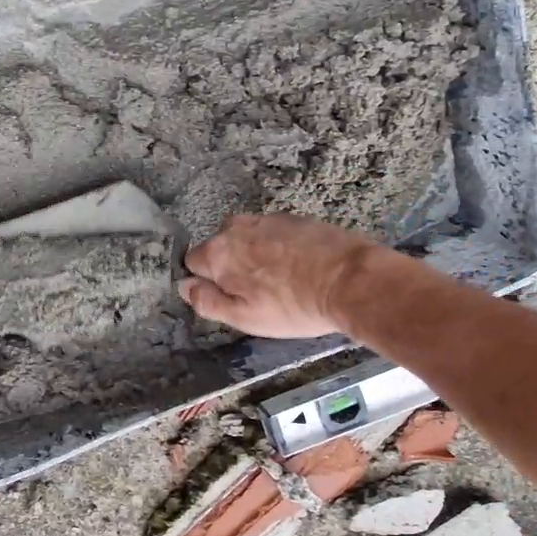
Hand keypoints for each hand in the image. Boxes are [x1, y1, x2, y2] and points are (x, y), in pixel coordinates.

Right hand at [179, 213, 382, 338]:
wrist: (352, 281)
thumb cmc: (294, 306)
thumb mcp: (245, 318)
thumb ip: (206, 301)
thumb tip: (184, 286)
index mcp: (216, 254)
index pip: (192, 263)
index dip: (208, 281)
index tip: (231, 295)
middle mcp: (233, 229)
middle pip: (219, 247)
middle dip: (231, 264)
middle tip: (259, 290)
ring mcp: (264, 219)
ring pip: (246, 237)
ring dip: (253, 252)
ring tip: (280, 276)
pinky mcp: (292, 217)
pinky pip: (272, 232)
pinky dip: (278, 245)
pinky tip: (299, 264)